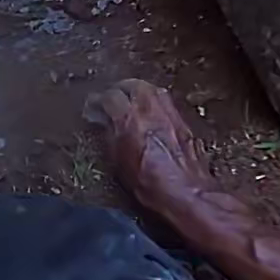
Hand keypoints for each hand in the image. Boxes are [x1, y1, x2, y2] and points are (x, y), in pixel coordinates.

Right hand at [85, 79, 219, 216]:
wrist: (187, 195)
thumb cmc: (151, 185)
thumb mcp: (118, 162)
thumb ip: (109, 135)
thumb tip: (103, 121)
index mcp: (129, 119)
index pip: (108, 96)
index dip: (96, 101)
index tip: (91, 107)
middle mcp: (151, 110)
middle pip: (132, 84)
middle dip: (118, 89)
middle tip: (110, 98)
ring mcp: (170, 114)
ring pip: (152, 89)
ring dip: (138, 91)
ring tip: (130, 101)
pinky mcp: (184, 122)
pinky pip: (166, 102)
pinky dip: (154, 102)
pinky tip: (151, 114)